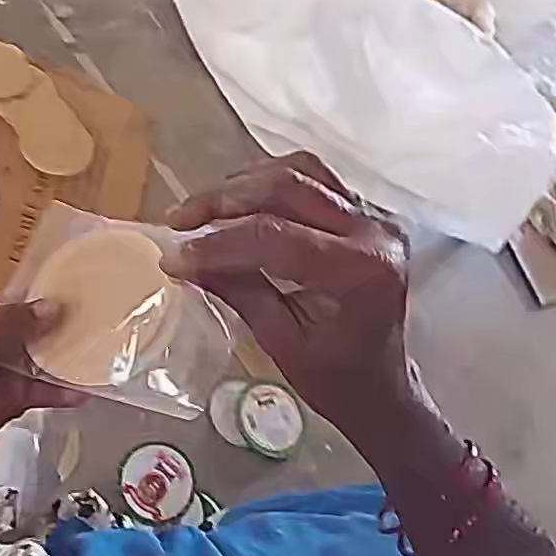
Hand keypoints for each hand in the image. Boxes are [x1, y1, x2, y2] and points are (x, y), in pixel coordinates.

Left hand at [0, 301, 87, 467]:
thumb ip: (7, 321)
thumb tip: (53, 308)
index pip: (16, 302)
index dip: (41, 295)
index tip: (75, 285)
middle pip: (38, 329)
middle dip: (63, 323)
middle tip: (98, 313)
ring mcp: (11, 369)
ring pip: (47, 357)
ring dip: (70, 353)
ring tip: (101, 345)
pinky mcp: (20, 397)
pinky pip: (48, 391)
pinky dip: (66, 391)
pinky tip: (84, 389)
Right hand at [162, 151, 420, 432]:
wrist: (382, 384)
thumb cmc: (336, 377)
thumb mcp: (280, 341)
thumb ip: (238, 291)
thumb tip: (185, 260)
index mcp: (361, 271)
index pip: (275, 238)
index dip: (217, 244)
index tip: (173, 257)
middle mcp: (374, 231)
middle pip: (286, 188)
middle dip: (222, 201)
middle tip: (178, 221)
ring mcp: (373, 216)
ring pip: (298, 171)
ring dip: (241, 186)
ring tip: (200, 210)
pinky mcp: (364, 212)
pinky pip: (312, 177)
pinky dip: (267, 182)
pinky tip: (237, 201)